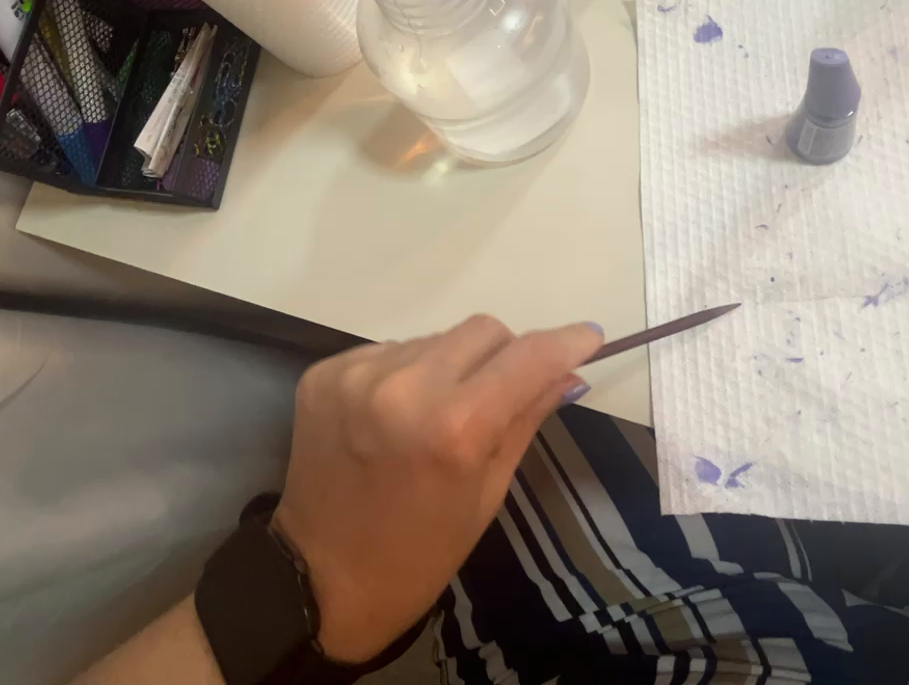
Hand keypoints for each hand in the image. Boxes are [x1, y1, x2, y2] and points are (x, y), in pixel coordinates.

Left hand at [272, 315, 602, 663]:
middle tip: (501, 392)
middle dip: (504, 354)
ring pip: (435, 338)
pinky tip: (395, 414)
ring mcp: (357, 374)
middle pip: (482, 330)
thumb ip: (527, 418)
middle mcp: (403, 386)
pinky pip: (390, 350)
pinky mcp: (326, 371)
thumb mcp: (488, 492)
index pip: (527, 357)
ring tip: (436, 413)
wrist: (320, 578)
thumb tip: (569, 372)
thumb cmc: (420, 551)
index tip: (588, 336)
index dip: (566, 342)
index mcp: (453, 427)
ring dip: (451, 365)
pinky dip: (406, 372)